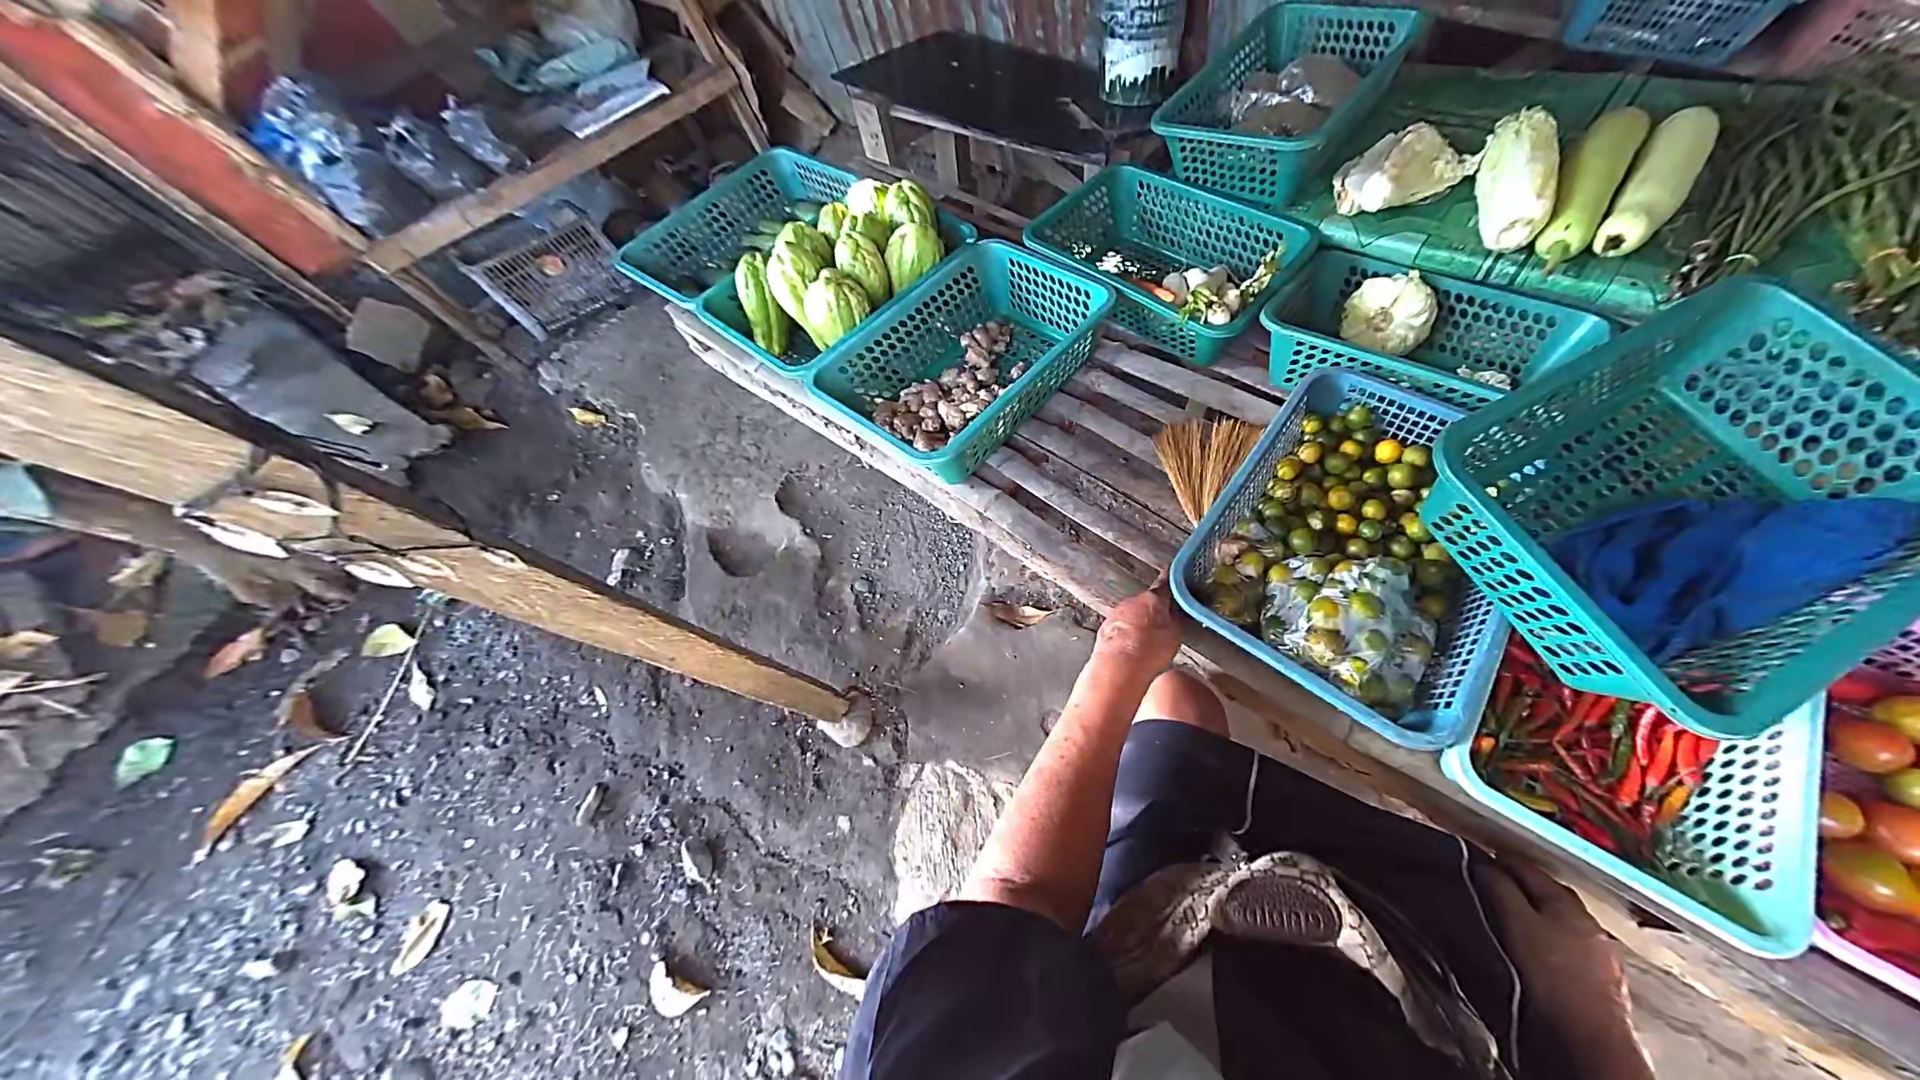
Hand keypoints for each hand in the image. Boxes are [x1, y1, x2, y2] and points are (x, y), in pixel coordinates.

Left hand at [1095, 579, 1183, 672]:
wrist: (1119, 665)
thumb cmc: (1149, 649)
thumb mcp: (1175, 633)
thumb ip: (1176, 618)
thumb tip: (1177, 612)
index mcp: (1152, 598)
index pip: (1164, 583)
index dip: (1169, 579)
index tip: (1171, 572)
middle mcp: (1132, 601)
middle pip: (1146, 601)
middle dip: (1153, 610)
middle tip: (1163, 625)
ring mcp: (1117, 613)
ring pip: (1131, 614)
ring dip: (1139, 623)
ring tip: (1147, 642)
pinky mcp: (1105, 627)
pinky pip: (1120, 626)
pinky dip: (1126, 633)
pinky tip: (1132, 647)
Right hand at [1476, 859, 1652, 1079]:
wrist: (1585, 1042)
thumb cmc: (1547, 976)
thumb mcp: (1514, 922)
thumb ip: (1499, 888)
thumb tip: (1482, 863)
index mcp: (1569, 906)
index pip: (1527, 869)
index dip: (1498, 859)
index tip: (1472, 855)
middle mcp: (1589, 925)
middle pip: (1546, 893)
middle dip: (1517, 884)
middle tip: (1483, 881)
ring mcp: (1598, 955)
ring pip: (1556, 919)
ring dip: (1531, 911)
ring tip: (1502, 913)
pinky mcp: (1598, 982)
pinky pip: (1564, 944)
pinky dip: (1543, 936)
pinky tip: (1529, 946)